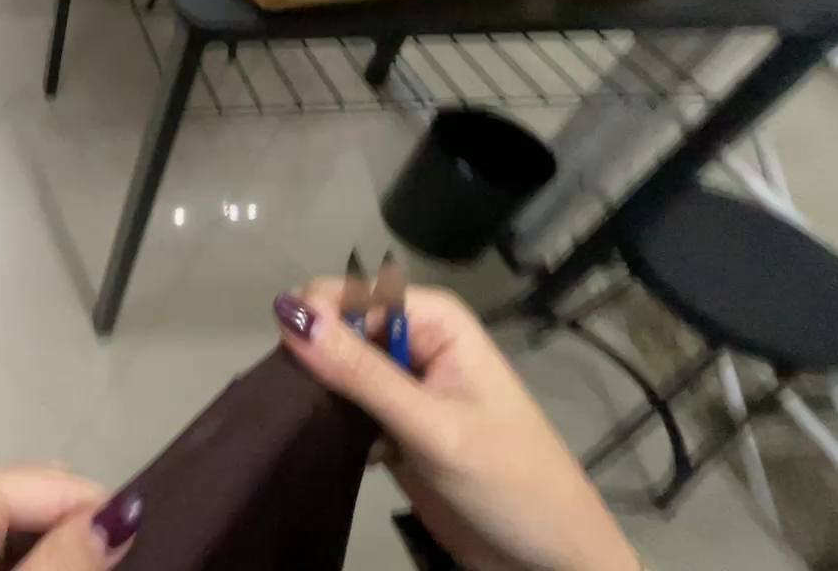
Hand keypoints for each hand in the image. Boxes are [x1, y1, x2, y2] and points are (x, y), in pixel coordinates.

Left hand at [0, 464, 139, 570]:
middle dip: (82, 541)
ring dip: (61, 558)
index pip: (65, 485)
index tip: (145, 563)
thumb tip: (126, 510)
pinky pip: (8, 546)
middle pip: (49, 501)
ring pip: (33, 527)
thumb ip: (67, 559)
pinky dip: (33, 566)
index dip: (107, 525)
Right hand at [274, 281, 640, 570]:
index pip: (347, 293)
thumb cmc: (512, 486)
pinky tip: (331, 439)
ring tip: (319, 421)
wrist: (552, 567)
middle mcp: (411, 336)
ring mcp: (398, 377)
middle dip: (313, 356)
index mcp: (432, 318)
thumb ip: (360, 371)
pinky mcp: (385, 414)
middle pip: (334, 323)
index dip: (316, 320)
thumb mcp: (434, 428)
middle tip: (311, 401)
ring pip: (329, 360)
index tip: (299, 364)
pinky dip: (326, 414)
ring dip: (316, 388)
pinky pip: (336, 396)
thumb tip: (286, 310)